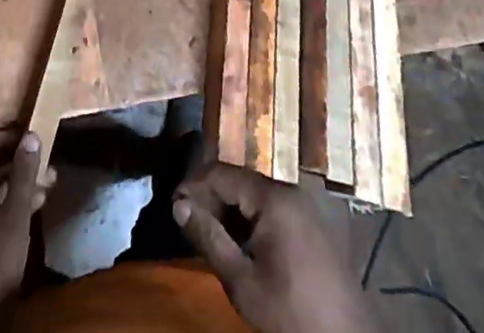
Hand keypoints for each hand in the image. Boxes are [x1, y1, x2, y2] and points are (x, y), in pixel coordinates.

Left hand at [0, 130, 54, 332]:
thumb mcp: (16, 214)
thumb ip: (23, 174)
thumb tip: (31, 135)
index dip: (0, 135)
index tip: (27, 134)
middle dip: (16, 157)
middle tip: (43, 155)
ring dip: (20, 178)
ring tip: (49, 179)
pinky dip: (15, 198)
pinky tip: (38, 202)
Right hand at [172, 163, 377, 332]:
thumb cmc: (289, 311)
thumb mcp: (241, 280)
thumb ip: (209, 238)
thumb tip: (179, 206)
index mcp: (274, 198)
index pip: (223, 173)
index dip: (194, 184)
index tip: (172, 204)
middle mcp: (290, 190)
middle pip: (240, 180)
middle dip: (211, 197)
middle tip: (187, 222)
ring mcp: (304, 204)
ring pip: (256, 194)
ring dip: (230, 209)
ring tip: (207, 233)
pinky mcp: (311, 220)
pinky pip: (273, 206)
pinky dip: (251, 218)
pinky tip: (237, 241)